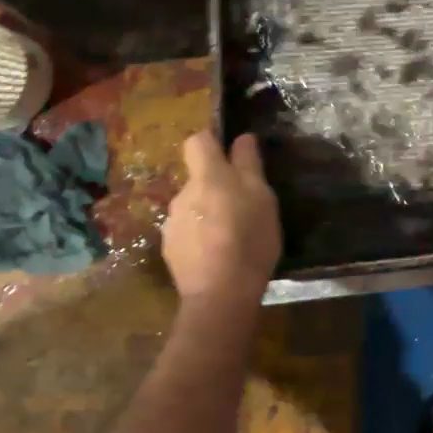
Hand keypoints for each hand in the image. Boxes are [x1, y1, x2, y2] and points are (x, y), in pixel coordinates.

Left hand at [162, 130, 281, 298]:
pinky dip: (200, 234)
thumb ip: (249, 165)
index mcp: (207, 177)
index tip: (230, 152)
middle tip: (243, 204)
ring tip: (231, 232)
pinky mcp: (169, 247)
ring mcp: (172, 222)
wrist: (220, 294)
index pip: (197, 140)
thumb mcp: (263, 198)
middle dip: (216, 184)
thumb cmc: (249, 239)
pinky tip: (216, 252)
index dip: (212, 140)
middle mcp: (183, 194)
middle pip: (198, 177)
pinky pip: (187, 229)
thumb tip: (242, 138)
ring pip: (193, 204)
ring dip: (208, 210)